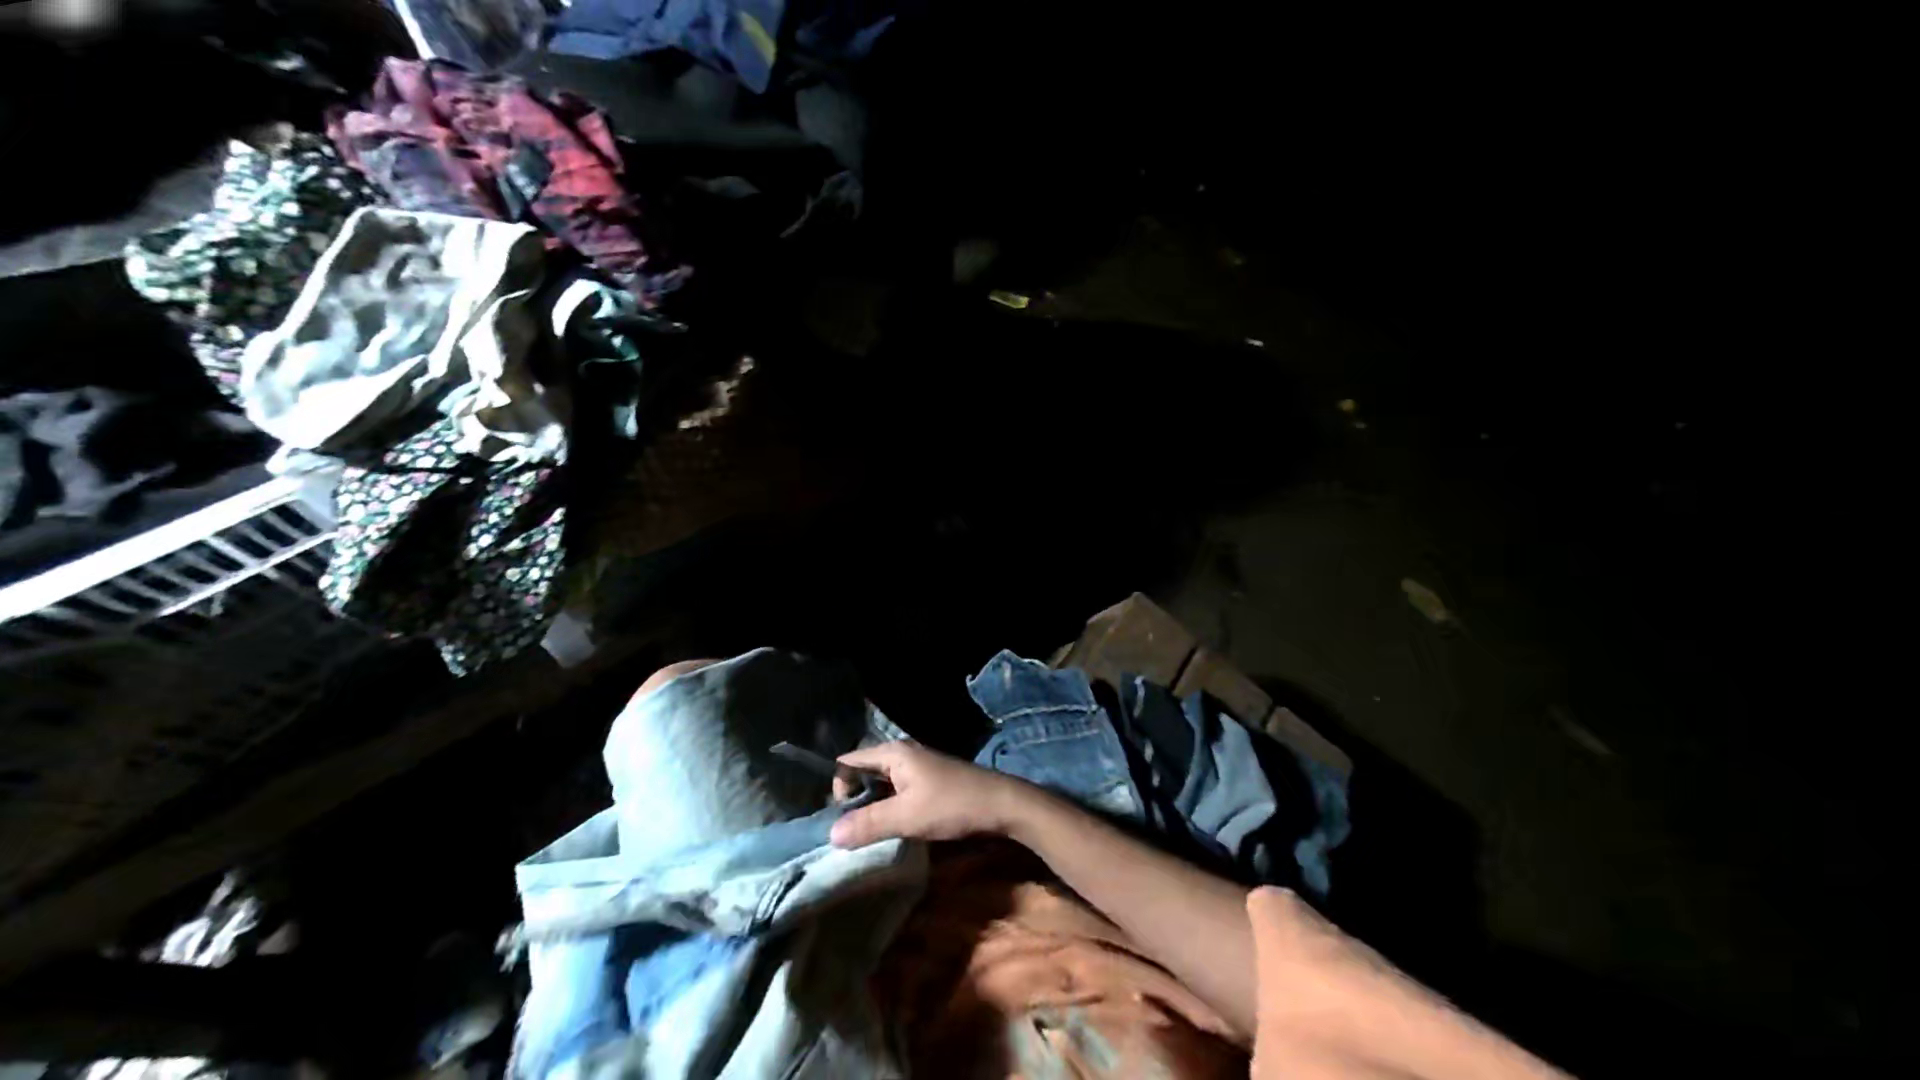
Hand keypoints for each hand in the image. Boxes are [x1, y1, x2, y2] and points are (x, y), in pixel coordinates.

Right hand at [828, 741, 1034, 848]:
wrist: (1003, 804)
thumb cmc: (953, 805)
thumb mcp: (907, 817)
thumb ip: (868, 824)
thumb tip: (831, 835)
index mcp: (893, 753)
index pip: (849, 761)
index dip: (838, 787)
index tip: (841, 818)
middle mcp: (903, 754)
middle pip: (864, 771)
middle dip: (854, 798)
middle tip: (852, 829)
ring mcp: (918, 767)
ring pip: (882, 783)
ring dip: (872, 805)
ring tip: (868, 832)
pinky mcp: (930, 782)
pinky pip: (898, 791)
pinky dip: (889, 806)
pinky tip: (893, 827)